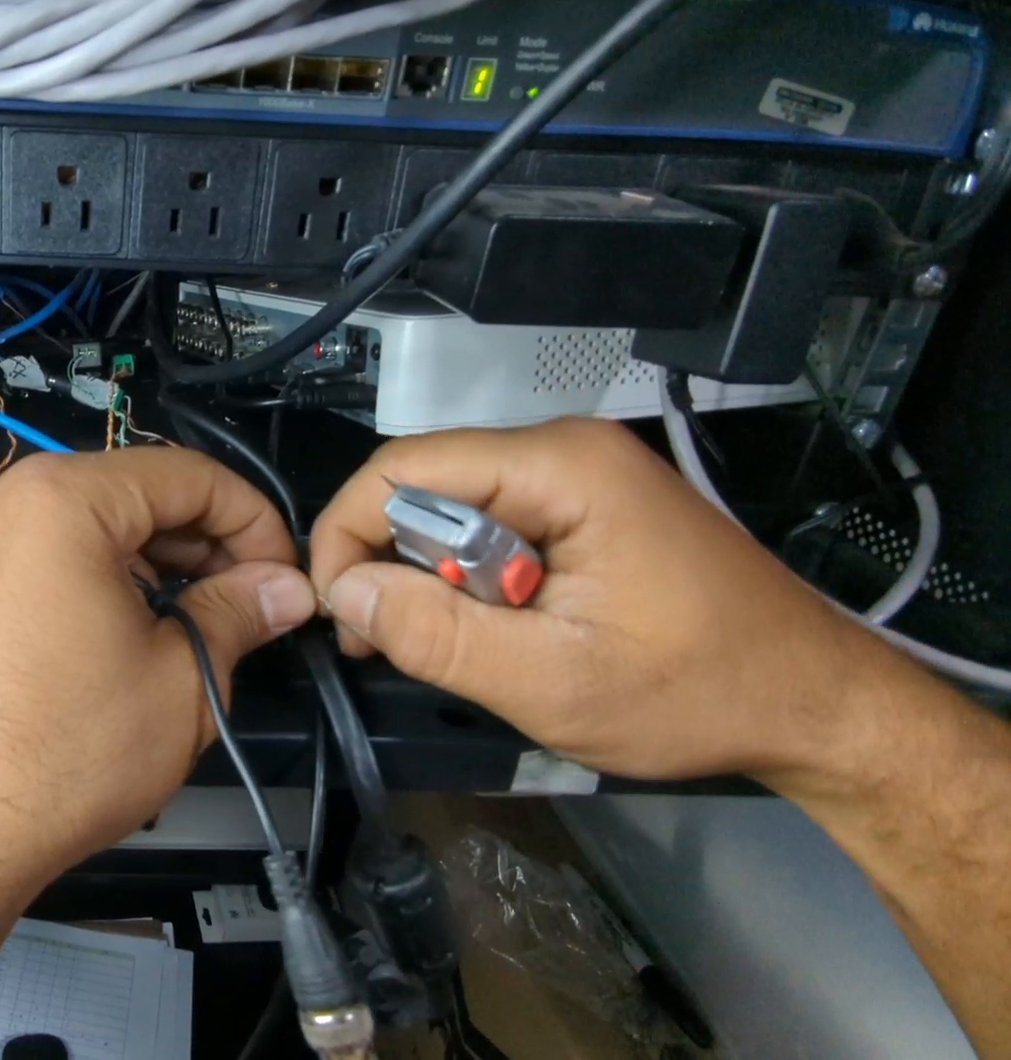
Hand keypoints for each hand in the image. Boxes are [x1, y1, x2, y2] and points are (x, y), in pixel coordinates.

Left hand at [0, 447, 316, 898]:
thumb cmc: (65, 751)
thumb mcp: (180, 679)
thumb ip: (240, 612)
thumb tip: (286, 587)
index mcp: (58, 497)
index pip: (185, 475)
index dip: (252, 520)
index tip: (281, 575)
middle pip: (124, 495)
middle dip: (196, 545)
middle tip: (241, 605)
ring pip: (74, 526)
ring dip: (141, 563)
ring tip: (178, 625)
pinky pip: (26, 556)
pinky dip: (80, 578)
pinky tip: (105, 635)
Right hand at [307, 417, 917, 782]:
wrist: (820, 708)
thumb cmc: (699, 695)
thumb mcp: (551, 680)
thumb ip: (434, 634)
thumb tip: (342, 593)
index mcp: (558, 466)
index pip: (400, 470)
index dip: (347, 534)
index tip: (337, 611)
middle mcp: (560, 449)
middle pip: (418, 484)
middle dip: (383, 560)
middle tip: (379, 638)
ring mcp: (572, 473)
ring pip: (443, 507)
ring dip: (422, 574)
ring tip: (436, 640)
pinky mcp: (577, 504)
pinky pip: (480, 523)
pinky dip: (458, 576)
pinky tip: (481, 622)